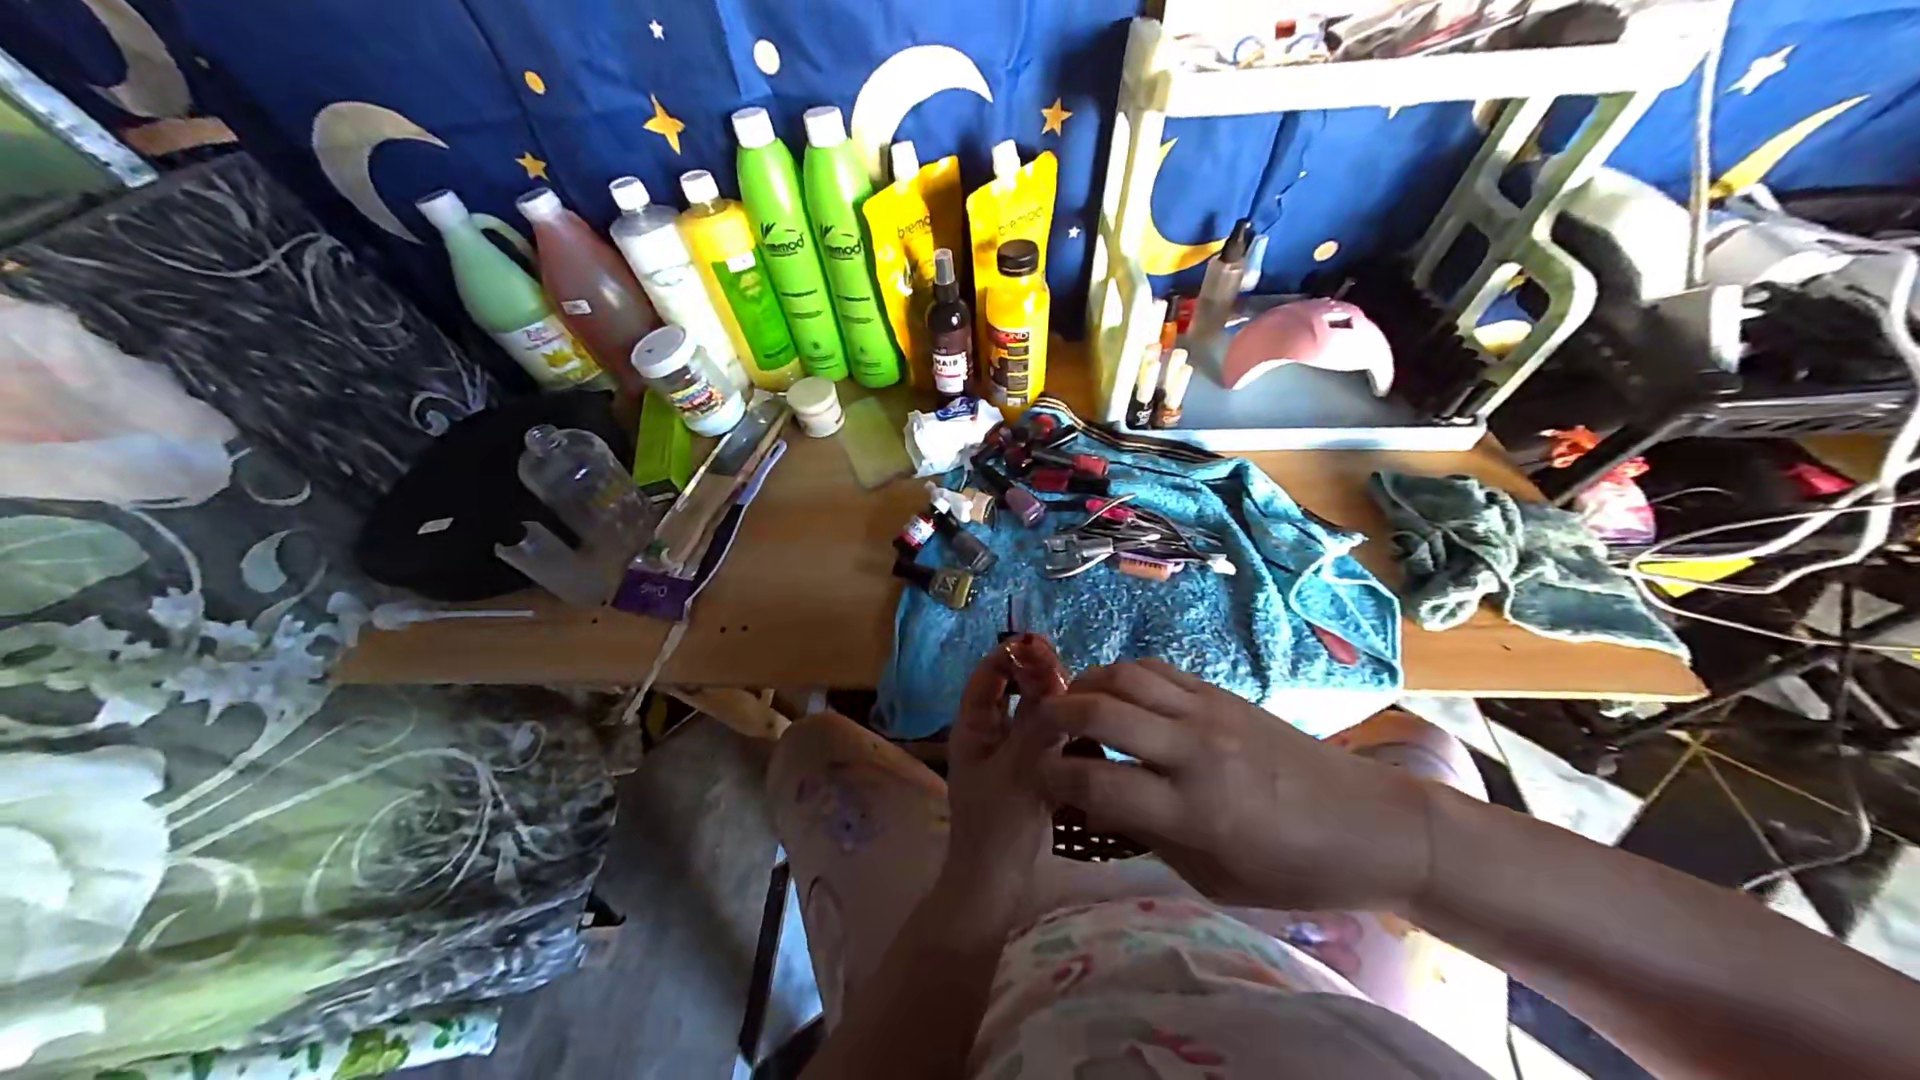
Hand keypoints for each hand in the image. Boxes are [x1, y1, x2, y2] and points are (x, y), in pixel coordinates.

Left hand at [939, 636, 1068, 914]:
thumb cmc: (997, 827)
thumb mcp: (1020, 769)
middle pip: (1012, 693)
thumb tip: (1058, 678)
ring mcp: (1008, 757)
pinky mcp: (1028, 777)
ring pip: (1032, 718)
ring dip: (1053, 706)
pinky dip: (1062, 733)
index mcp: (972, 728)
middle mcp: (988, 736)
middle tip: (1074, 675)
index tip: (1044, 646)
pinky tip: (1087, 733)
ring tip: (1085, 698)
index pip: (987, 675)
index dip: (1010, 656)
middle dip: (1039, 680)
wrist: (996, 889)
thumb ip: (1040, 723)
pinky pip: (1045, 743)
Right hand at [1029, 659, 1432, 912]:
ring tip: (1072, 703)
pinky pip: (1157, 670)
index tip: (1038, 780)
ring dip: (1085, 685)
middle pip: (1101, 711)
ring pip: (1124, 677)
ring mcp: (1209, 712)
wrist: (1371, 823)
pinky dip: (1123, 674)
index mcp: (1194, 809)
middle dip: (1055, 718)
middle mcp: (1194, 750)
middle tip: (1040, 732)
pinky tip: (1115, 692)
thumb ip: (1151, 835)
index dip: (1053, 778)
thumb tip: (1098, 803)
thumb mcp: (1214, 877)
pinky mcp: (1221, 693)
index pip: (1097, 781)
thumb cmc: (1293, 869)